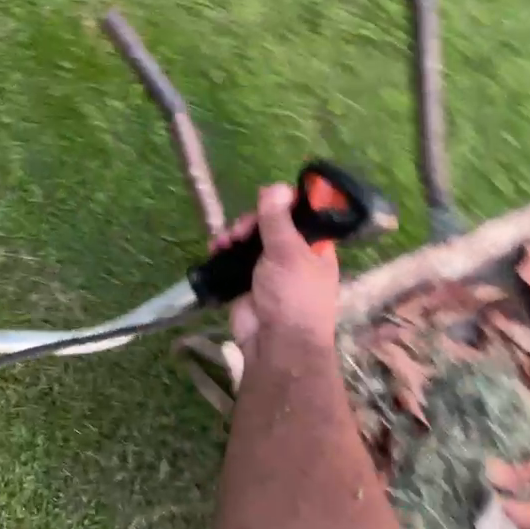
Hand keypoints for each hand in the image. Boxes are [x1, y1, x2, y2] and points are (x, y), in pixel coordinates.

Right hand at [211, 183, 338, 353]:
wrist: (275, 341)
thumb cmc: (292, 296)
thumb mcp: (288, 253)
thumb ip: (278, 220)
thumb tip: (276, 186)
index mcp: (314, 248)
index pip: (300, 216)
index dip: (281, 205)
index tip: (264, 202)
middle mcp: (293, 255)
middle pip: (268, 224)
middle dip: (249, 223)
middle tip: (239, 232)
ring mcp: (269, 268)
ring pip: (248, 238)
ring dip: (233, 235)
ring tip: (222, 243)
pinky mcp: (246, 279)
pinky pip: (233, 255)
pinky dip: (223, 250)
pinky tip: (215, 250)